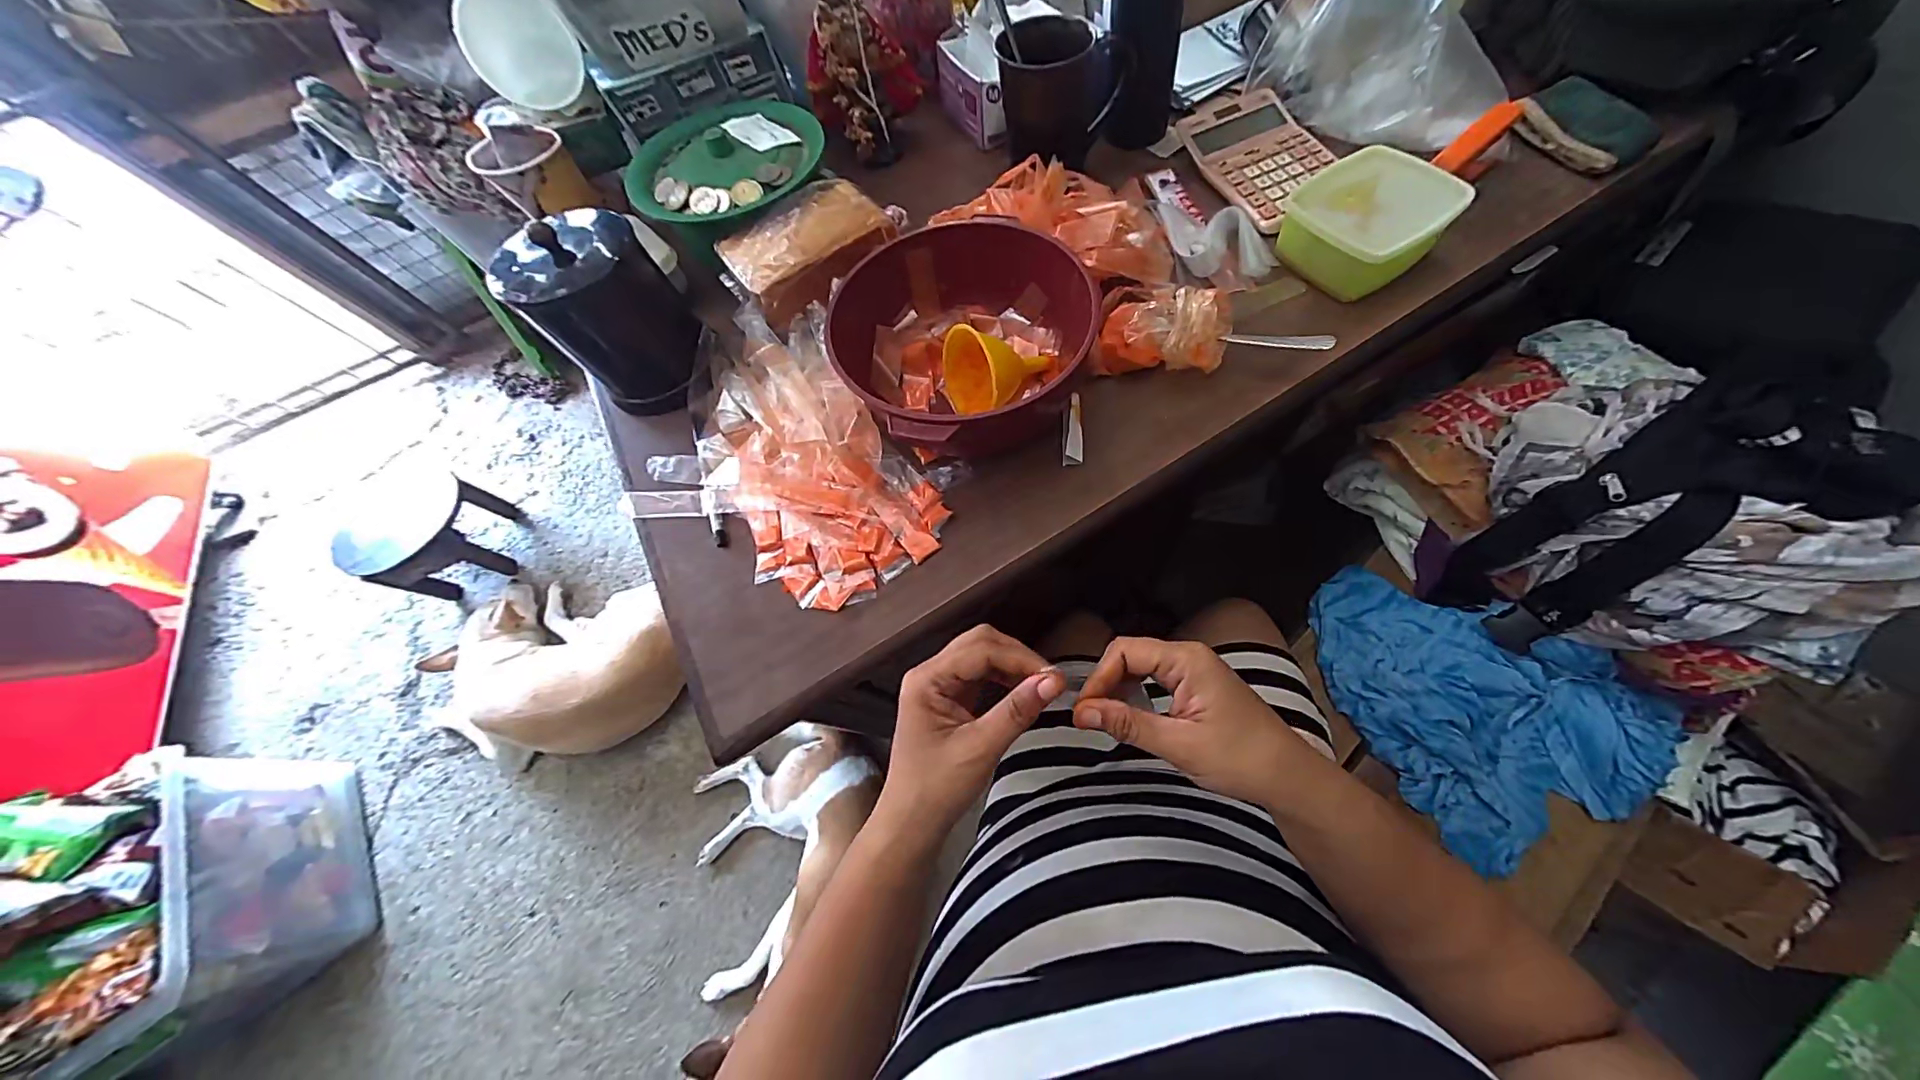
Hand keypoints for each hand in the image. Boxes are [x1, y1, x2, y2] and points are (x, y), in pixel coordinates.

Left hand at [879, 626, 1064, 837]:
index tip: (1053, 678)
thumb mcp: (981, 748)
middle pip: (981, 643)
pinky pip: (981, 676)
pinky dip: (1005, 679)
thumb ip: (1017, 711)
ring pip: (982, 656)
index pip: (981, 649)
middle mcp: (929, 675)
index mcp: (926, 680)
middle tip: (1049, 680)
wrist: (911, 822)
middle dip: (1018, 657)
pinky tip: (1023, 693)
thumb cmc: (933, 790)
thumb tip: (1051, 682)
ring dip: (1013, 667)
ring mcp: (938, 686)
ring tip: (1041, 686)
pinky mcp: (949, 699)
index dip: (1020, 659)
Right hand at [1073, 637, 1325, 807]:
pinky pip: (1155, 679)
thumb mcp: (1178, 744)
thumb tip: (1082, 712)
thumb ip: (1127, 724)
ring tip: (1106, 719)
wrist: (1288, 777)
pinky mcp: (1197, 686)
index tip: (1084, 710)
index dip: (1099, 678)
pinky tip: (1131, 718)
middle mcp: (1189, 657)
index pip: (1124, 651)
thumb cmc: (1241, 759)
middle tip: (1089, 717)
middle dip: (1106, 683)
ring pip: (1140, 667)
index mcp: (1187, 660)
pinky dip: (1137, 696)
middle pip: (1130, 655)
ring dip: (1119, 690)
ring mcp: (1195, 670)